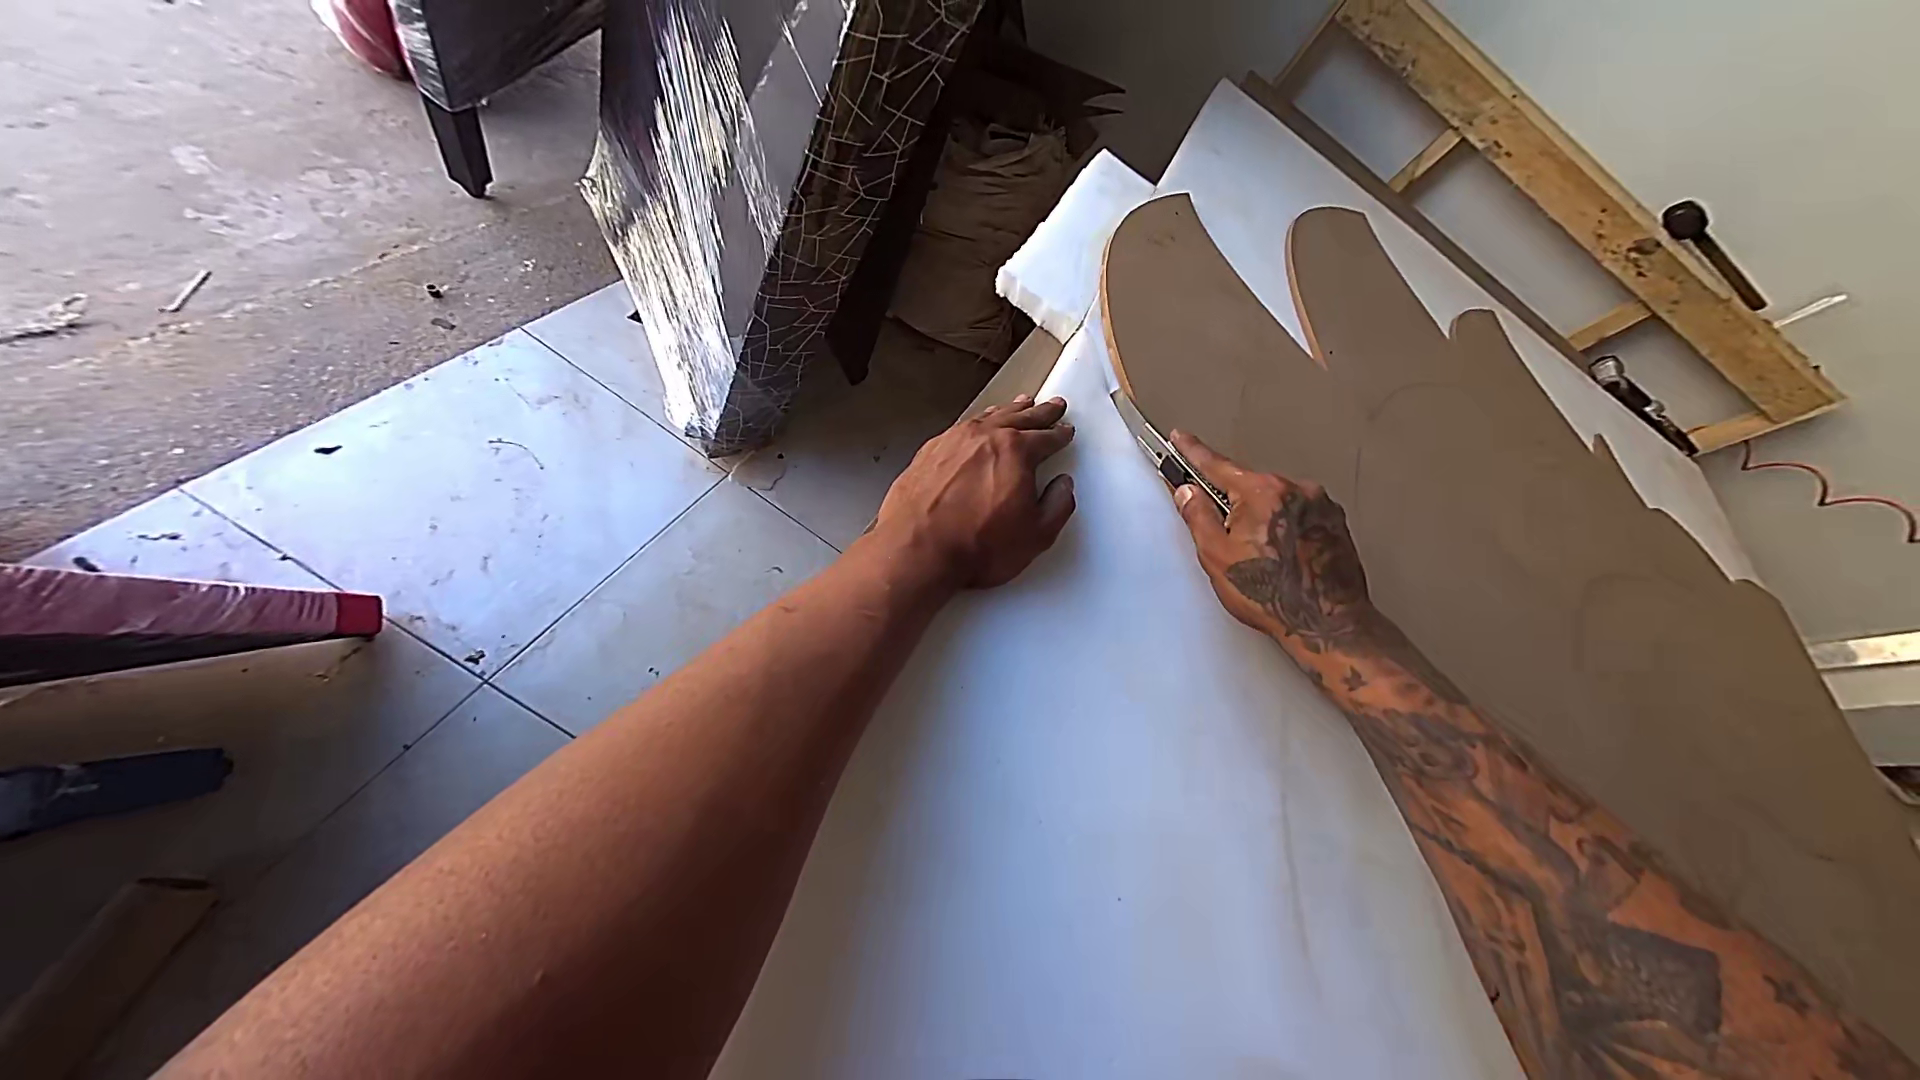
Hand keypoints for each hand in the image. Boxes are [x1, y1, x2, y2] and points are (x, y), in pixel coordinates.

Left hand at [872, 394, 1076, 588]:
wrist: (918, 552)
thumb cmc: (972, 546)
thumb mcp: (1035, 536)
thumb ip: (1056, 506)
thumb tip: (1062, 488)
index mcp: (1016, 452)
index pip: (1046, 437)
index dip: (1059, 435)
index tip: (1064, 433)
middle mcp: (984, 438)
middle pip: (1019, 418)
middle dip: (1039, 413)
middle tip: (1051, 407)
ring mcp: (953, 442)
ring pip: (988, 418)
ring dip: (1008, 411)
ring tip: (1018, 406)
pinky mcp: (928, 453)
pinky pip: (960, 428)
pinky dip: (976, 424)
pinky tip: (976, 428)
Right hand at [1167, 431, 1374, 650]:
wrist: (1325, 623)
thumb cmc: (1272, 595)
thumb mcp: (1216, 556)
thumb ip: (1197, 516)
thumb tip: (1187, 493)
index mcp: (1262, 492)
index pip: (1217, 465)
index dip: (1192, 451)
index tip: (1181, 439)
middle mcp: (1296, 489)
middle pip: (1248, 486)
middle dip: (1232, 506)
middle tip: (1228, 544)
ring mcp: (1320, 504)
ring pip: (1274, 502)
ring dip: (1260, 520)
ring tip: (1260, 562)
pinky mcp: (1334, 521)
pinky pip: (1296, 514)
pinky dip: (1283, 529)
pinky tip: (1279, 560)